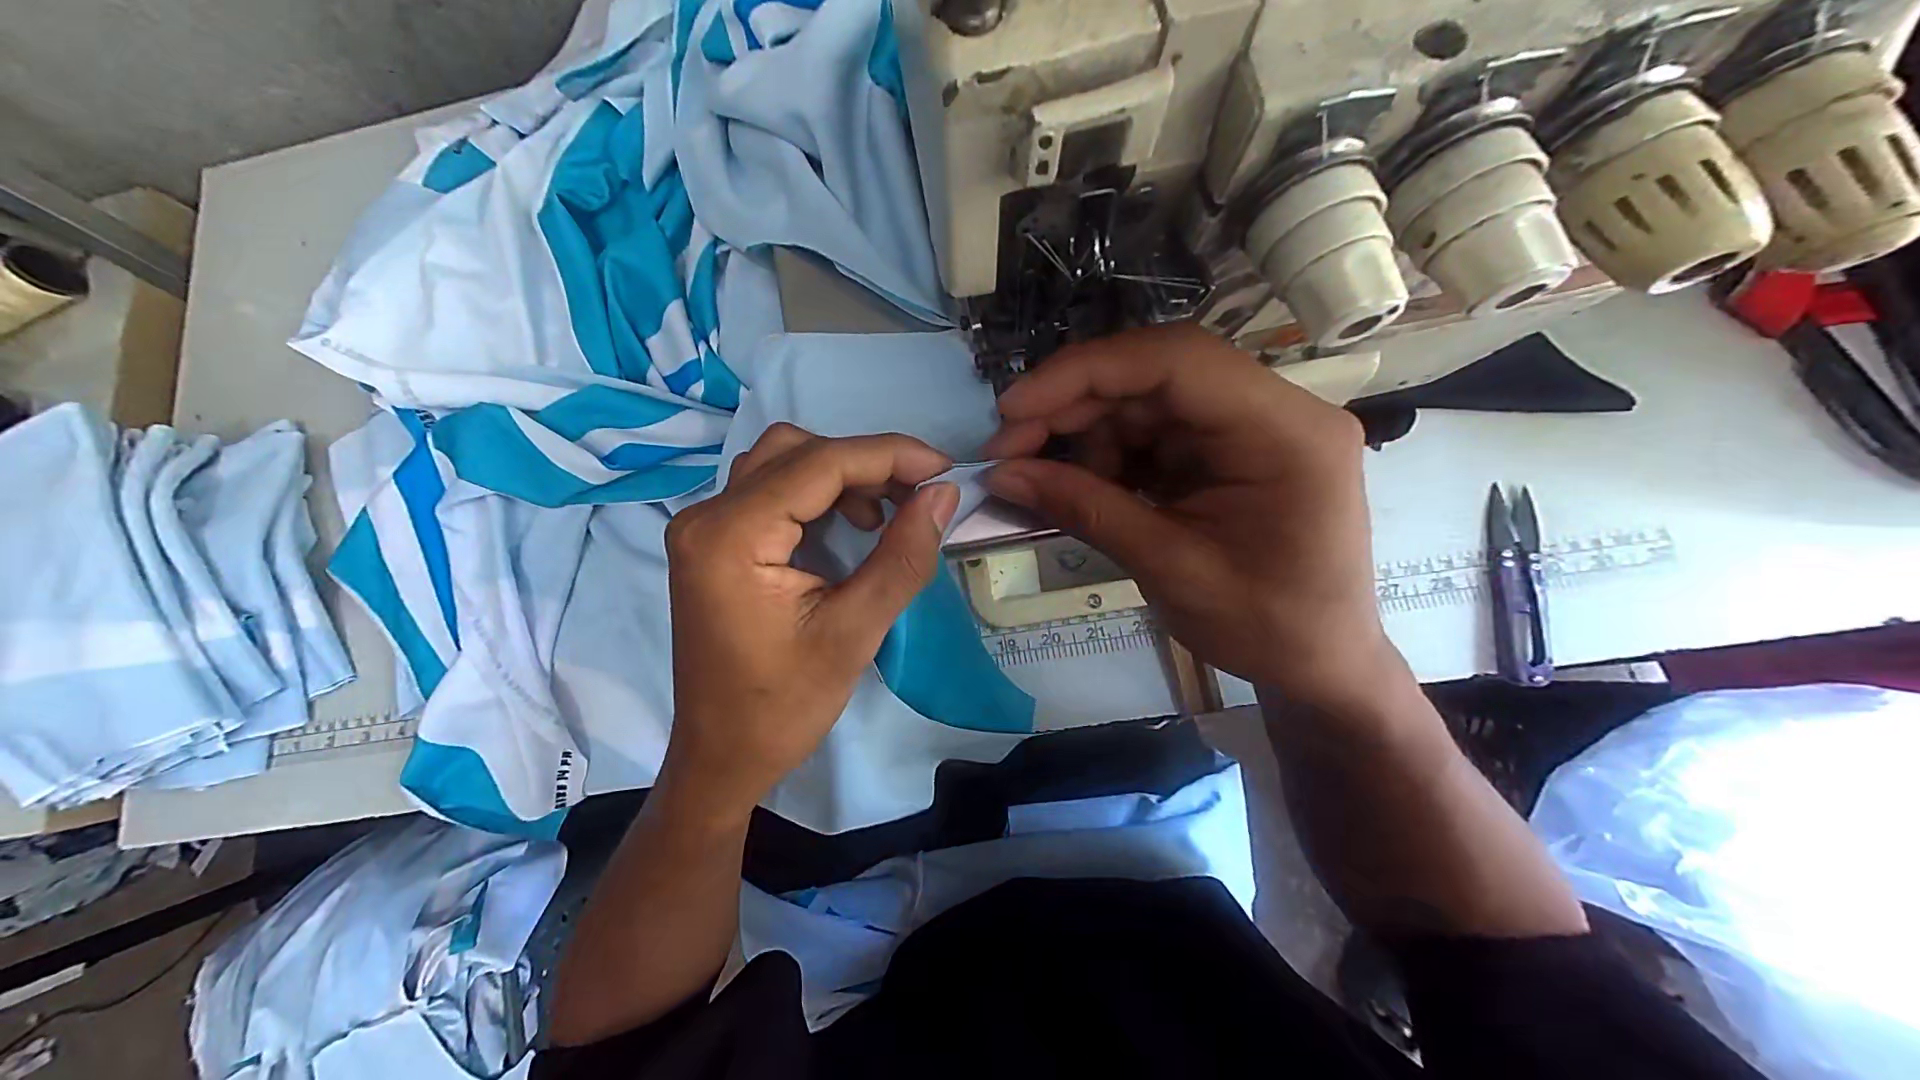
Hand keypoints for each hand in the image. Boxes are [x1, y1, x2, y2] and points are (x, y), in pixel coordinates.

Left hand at [660, 424, 959, 821]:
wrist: (722, 757)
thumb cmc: (783, 707)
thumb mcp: (854, 633)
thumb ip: (902, 556)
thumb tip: (943, 494)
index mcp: (730, 536)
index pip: (819, 464)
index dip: (888, 456)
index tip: (944, 470)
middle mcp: (706, 517)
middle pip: (796, 451)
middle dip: (866, 463)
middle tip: (919, 493)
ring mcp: (704, 528)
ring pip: (781, 463)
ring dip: (841, 474)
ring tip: (887, 512)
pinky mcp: (714, 543)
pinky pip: (770, 491)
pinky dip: (817, 495)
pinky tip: (851, 525)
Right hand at [983, 323, 1402, 712]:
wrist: (1319, 667)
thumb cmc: (1266, 629)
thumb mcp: (1171, 570)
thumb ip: (1087, 511)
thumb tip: (1002, 475)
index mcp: (1284, 432)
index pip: (1177, 361)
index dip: (1085, 372)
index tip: (1015, 408)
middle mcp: (1272, 412)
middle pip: (1154, 377)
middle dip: (1072, 408)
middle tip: (1006, 450)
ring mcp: (1249, 430)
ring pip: (1146, 404)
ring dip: (1084, 436)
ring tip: (1037, 479)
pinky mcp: (1227, 453)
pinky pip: (1155, 435)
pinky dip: (1107, 458)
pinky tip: (1075, 486)